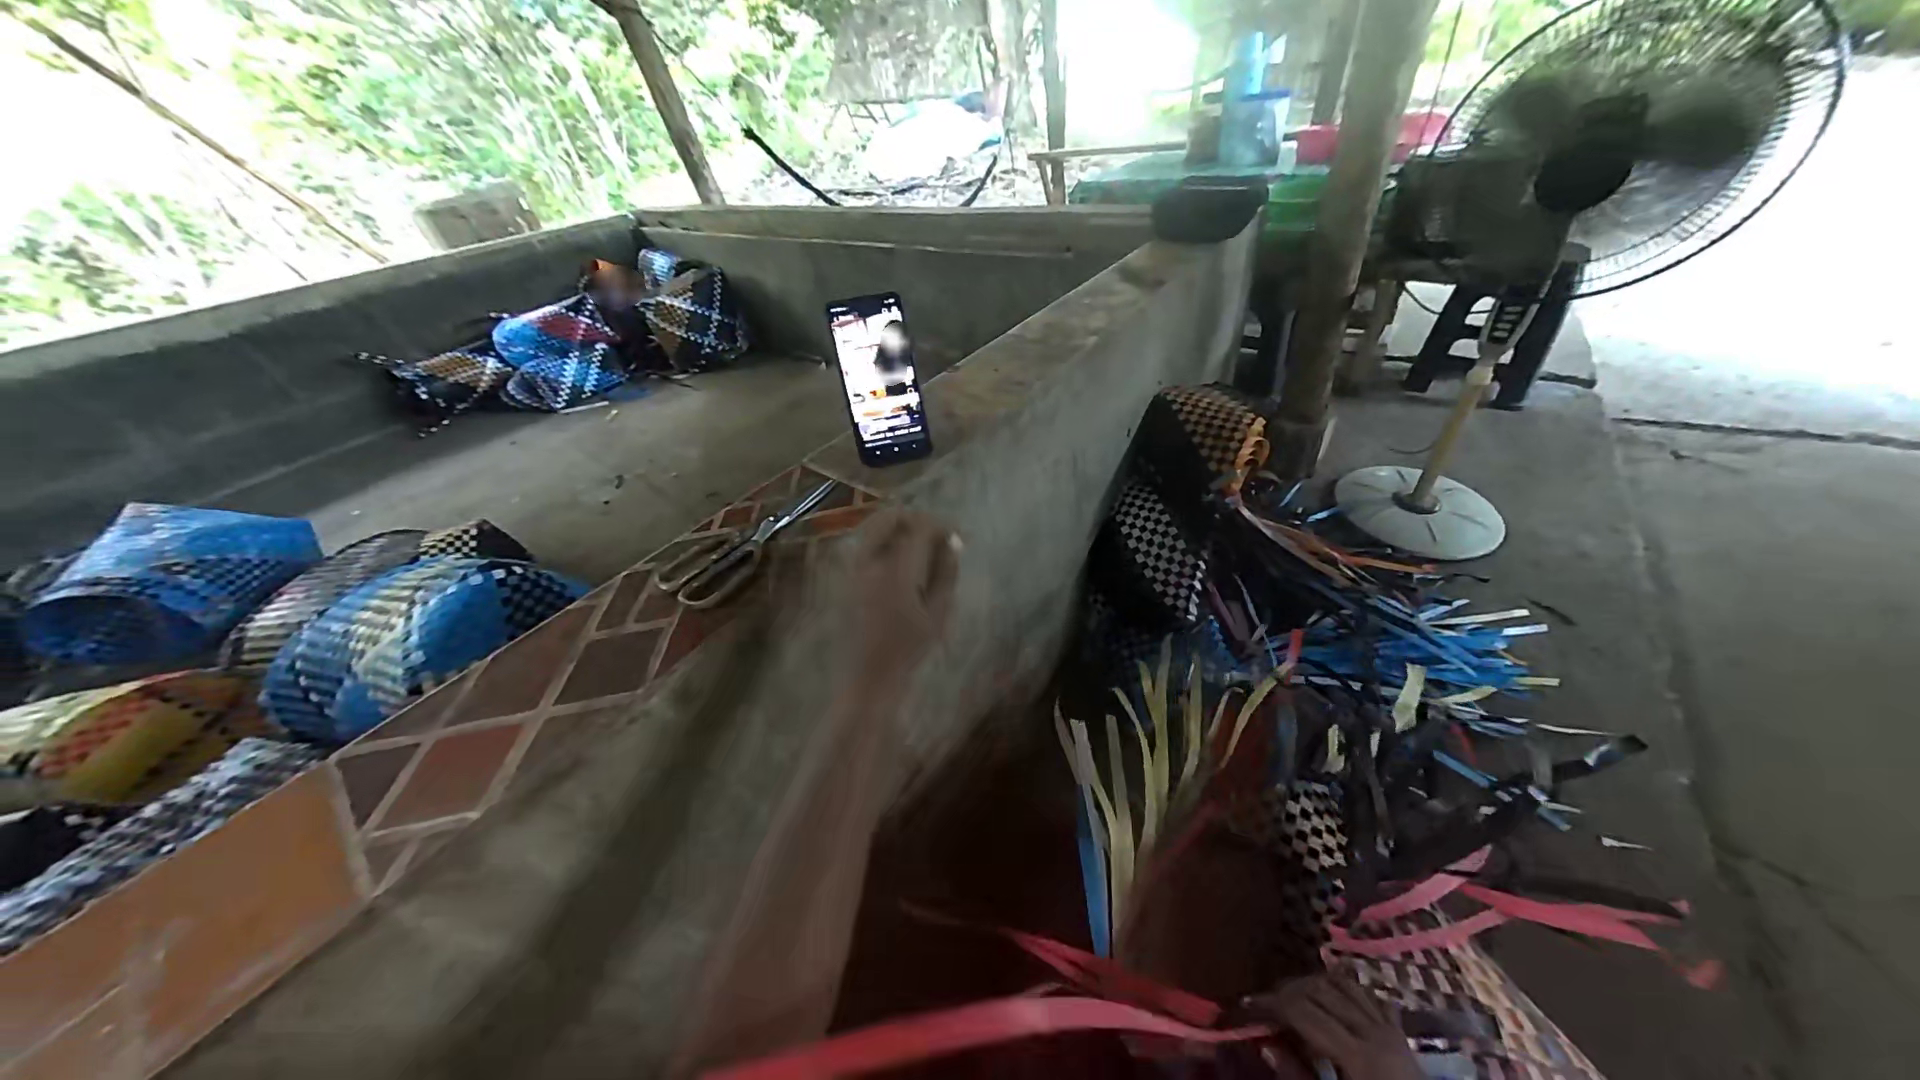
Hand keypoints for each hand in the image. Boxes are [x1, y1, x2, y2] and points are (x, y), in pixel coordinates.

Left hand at [848, 508, 959, 693]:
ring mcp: (853, 567)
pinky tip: (901, 560)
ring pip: (874, 527)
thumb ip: (946, 573)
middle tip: (935, 534)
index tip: (955, 535)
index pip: (919, 528)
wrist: (870, 674)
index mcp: (897, 570)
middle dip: (915, 519)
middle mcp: (870, 561)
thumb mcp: (938, 613)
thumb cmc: (910, 648)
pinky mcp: (846, 577)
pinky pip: (865, 544)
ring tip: (919, 545)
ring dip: (898, 527)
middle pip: (890, 517)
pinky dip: (884, 540)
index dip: (940, 525)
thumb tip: (952, 542)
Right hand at [1245, 971, 1421, 1079]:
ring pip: (1344, 984)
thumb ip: (1299, 1077)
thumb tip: (1266, 1043)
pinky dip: (1346, 988)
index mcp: (1356, 1055)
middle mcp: (1373, 1033)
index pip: (1302, 1011)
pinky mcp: (1401, 1035)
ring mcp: (1390, 1031)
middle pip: (1320, 990)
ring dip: (1314, 984)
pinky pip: (1369, 996)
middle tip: (1267, 1004)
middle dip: (1288, 991)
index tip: (1247, 1006)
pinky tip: (1332, 996)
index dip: (1271, 1004)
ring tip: (1295, 998)